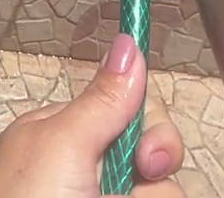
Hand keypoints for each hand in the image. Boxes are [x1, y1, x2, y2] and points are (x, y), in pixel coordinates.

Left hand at [0, 34, 186, 196]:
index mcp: (68, 138)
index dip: (153, 135)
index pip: (134, 115)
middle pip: (157, 165)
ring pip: (161, 197)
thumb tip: (131, 40)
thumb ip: (104, 102)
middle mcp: (90, 174)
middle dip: (152, 188)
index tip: (149, 159)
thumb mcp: (62, 146)